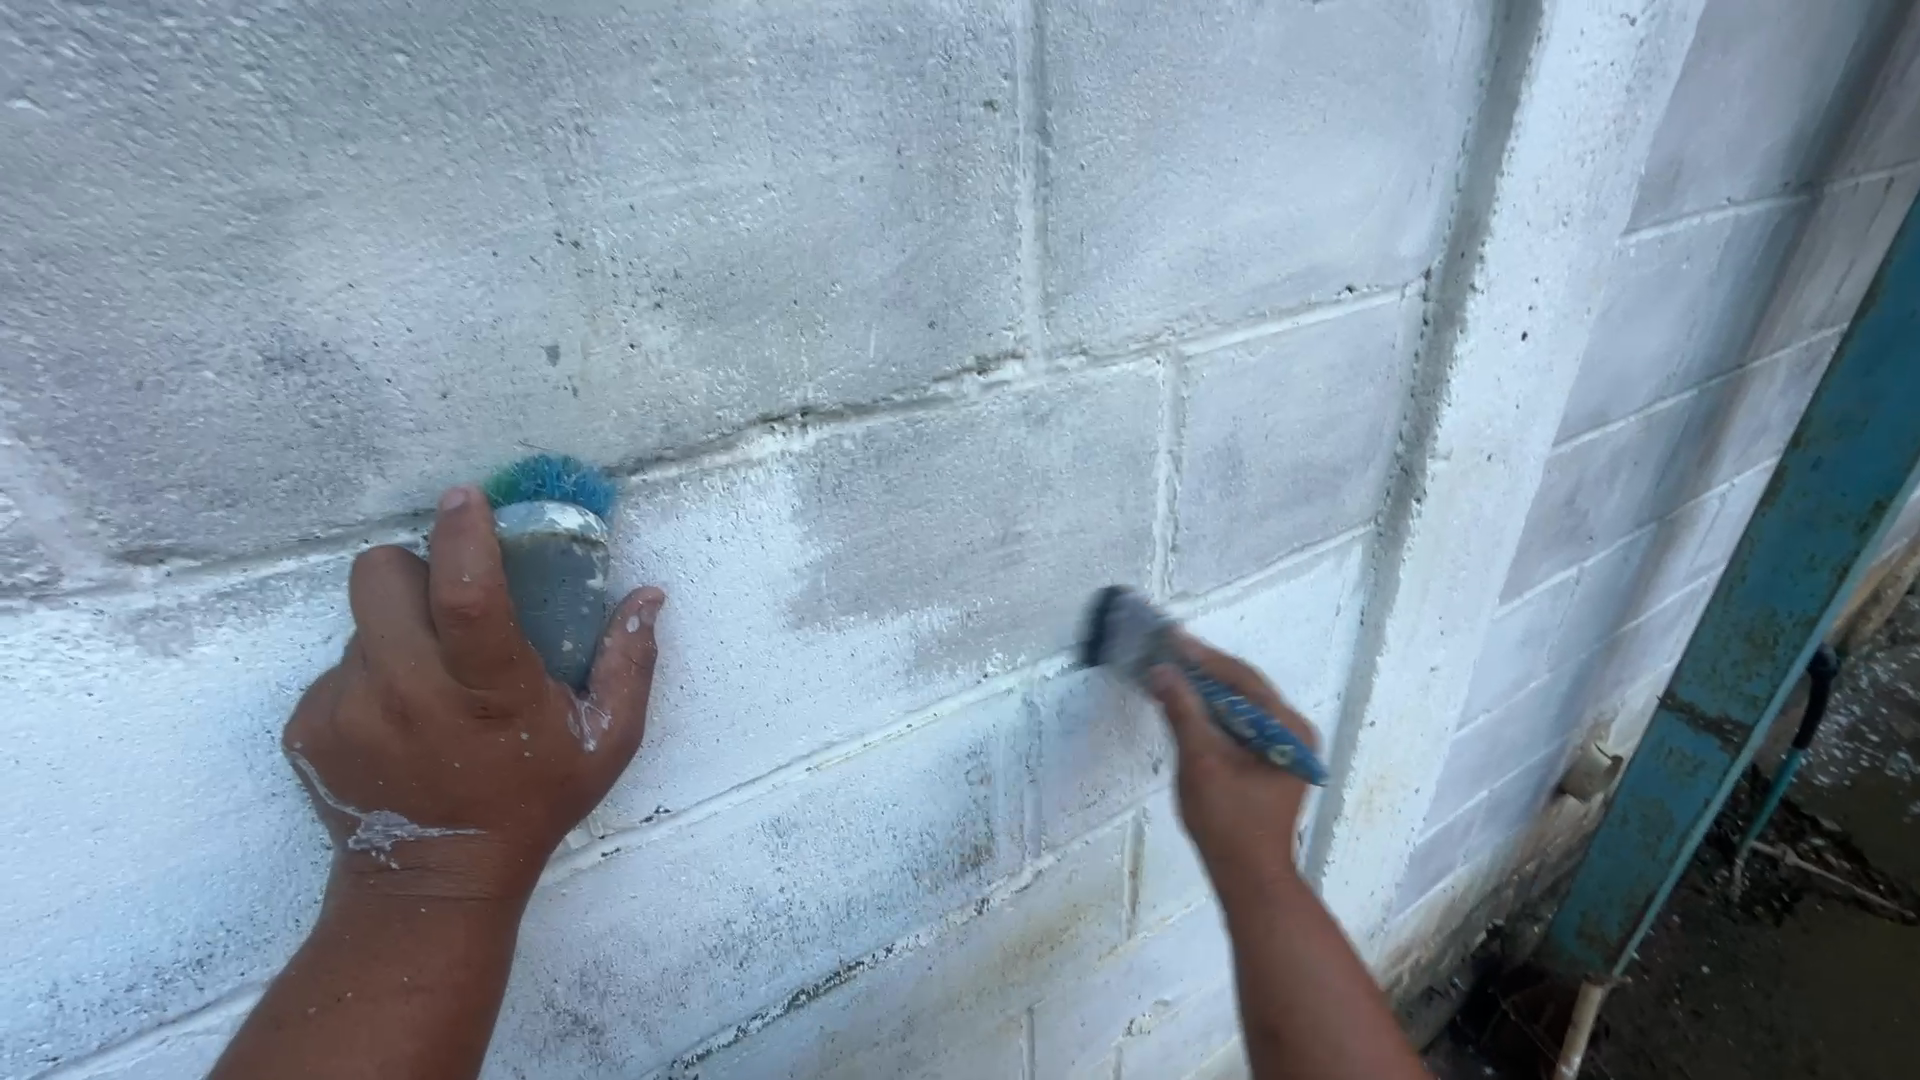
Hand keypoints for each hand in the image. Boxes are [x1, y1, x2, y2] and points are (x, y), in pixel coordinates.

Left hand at [283, 485, 664, 905]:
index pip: (468, 595)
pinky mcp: (307, 727)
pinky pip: (338, 665)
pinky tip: (403, 713)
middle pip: (380, 577)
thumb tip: (649, 595)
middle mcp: (405, 693)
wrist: (432, 883)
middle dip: (414, 567)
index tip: (467, 498)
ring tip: (432, 672)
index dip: (465, 537)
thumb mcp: (610, 739)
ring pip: (360, 621)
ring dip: (399, 626)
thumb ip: (631, 662)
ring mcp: (345, 710)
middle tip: (445, 595)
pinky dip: (374, 671)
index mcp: (487, 692)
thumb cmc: (534, 801)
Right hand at [1147, 634, 1318, 900]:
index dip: (1204, 657)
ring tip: (1170, 671)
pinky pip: (1236, 722)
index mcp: (1288, 729)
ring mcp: (1282, 747)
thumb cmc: (1229, 822)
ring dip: (1204, 689)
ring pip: (1238, 704)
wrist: (1248, 877)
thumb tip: (1162, 670)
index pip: (1243, 679)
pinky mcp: (1267, 761)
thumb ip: (1183, 711)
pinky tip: (1184, 704)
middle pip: (1243, 688)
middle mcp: (1292, 732)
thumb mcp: (1201, 762)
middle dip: (1203, 669)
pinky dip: (1209, 711)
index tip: (1172, 639)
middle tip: (1168, 650)